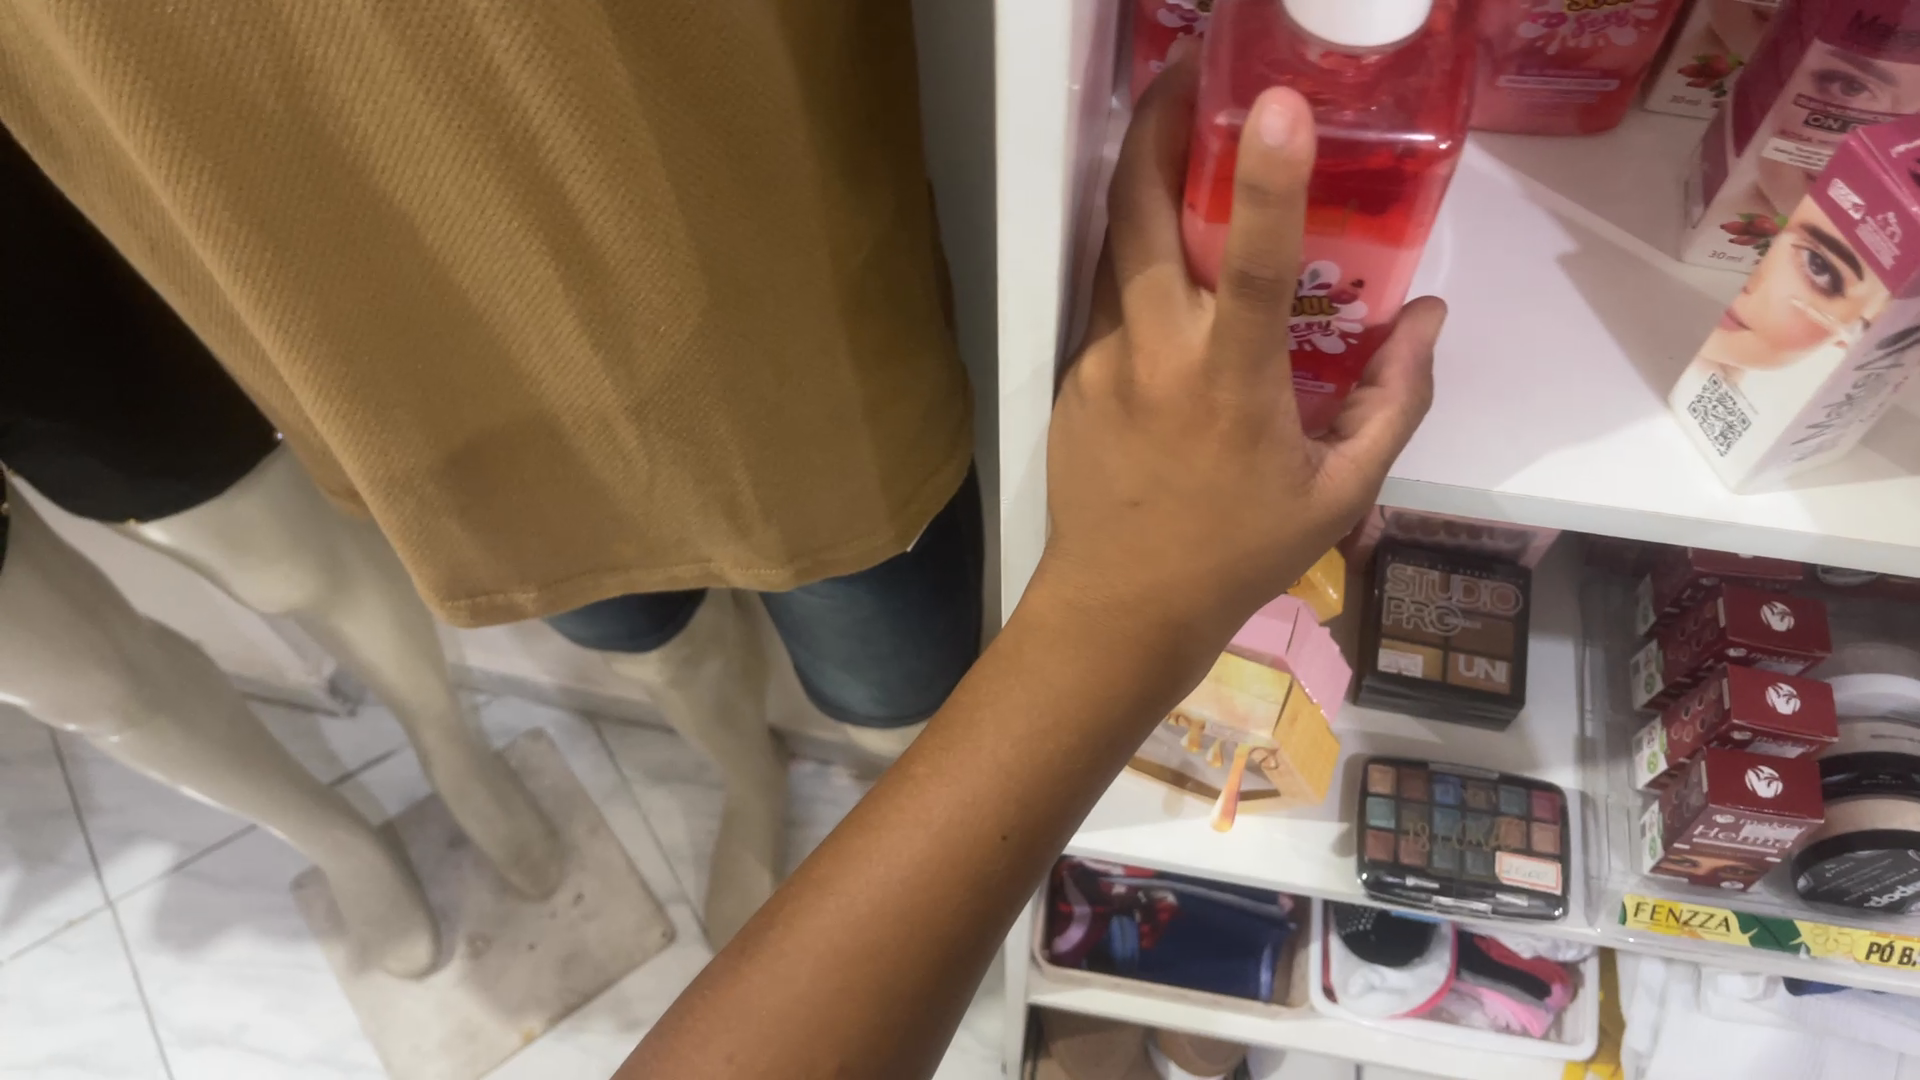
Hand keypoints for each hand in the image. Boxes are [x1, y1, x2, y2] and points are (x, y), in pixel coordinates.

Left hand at [1037, 56, 1444, 643]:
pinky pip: (1103, 306)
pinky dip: (1133, 271)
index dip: (1272, 176)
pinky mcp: (1070, 383)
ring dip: (1142, 187)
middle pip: (1140, 217)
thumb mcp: (1337, 496)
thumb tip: (1429, 317)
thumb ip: (1393, 403)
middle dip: (1160, 129)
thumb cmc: (1233, 558)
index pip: (1256, 265)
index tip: (1278, 94)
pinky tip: (1161, 279)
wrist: (1119, 604)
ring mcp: (1098, 365)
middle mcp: (1152, 357)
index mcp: (1230, 384)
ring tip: (1178, 145)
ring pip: (1112, 252)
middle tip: (1191, 73)